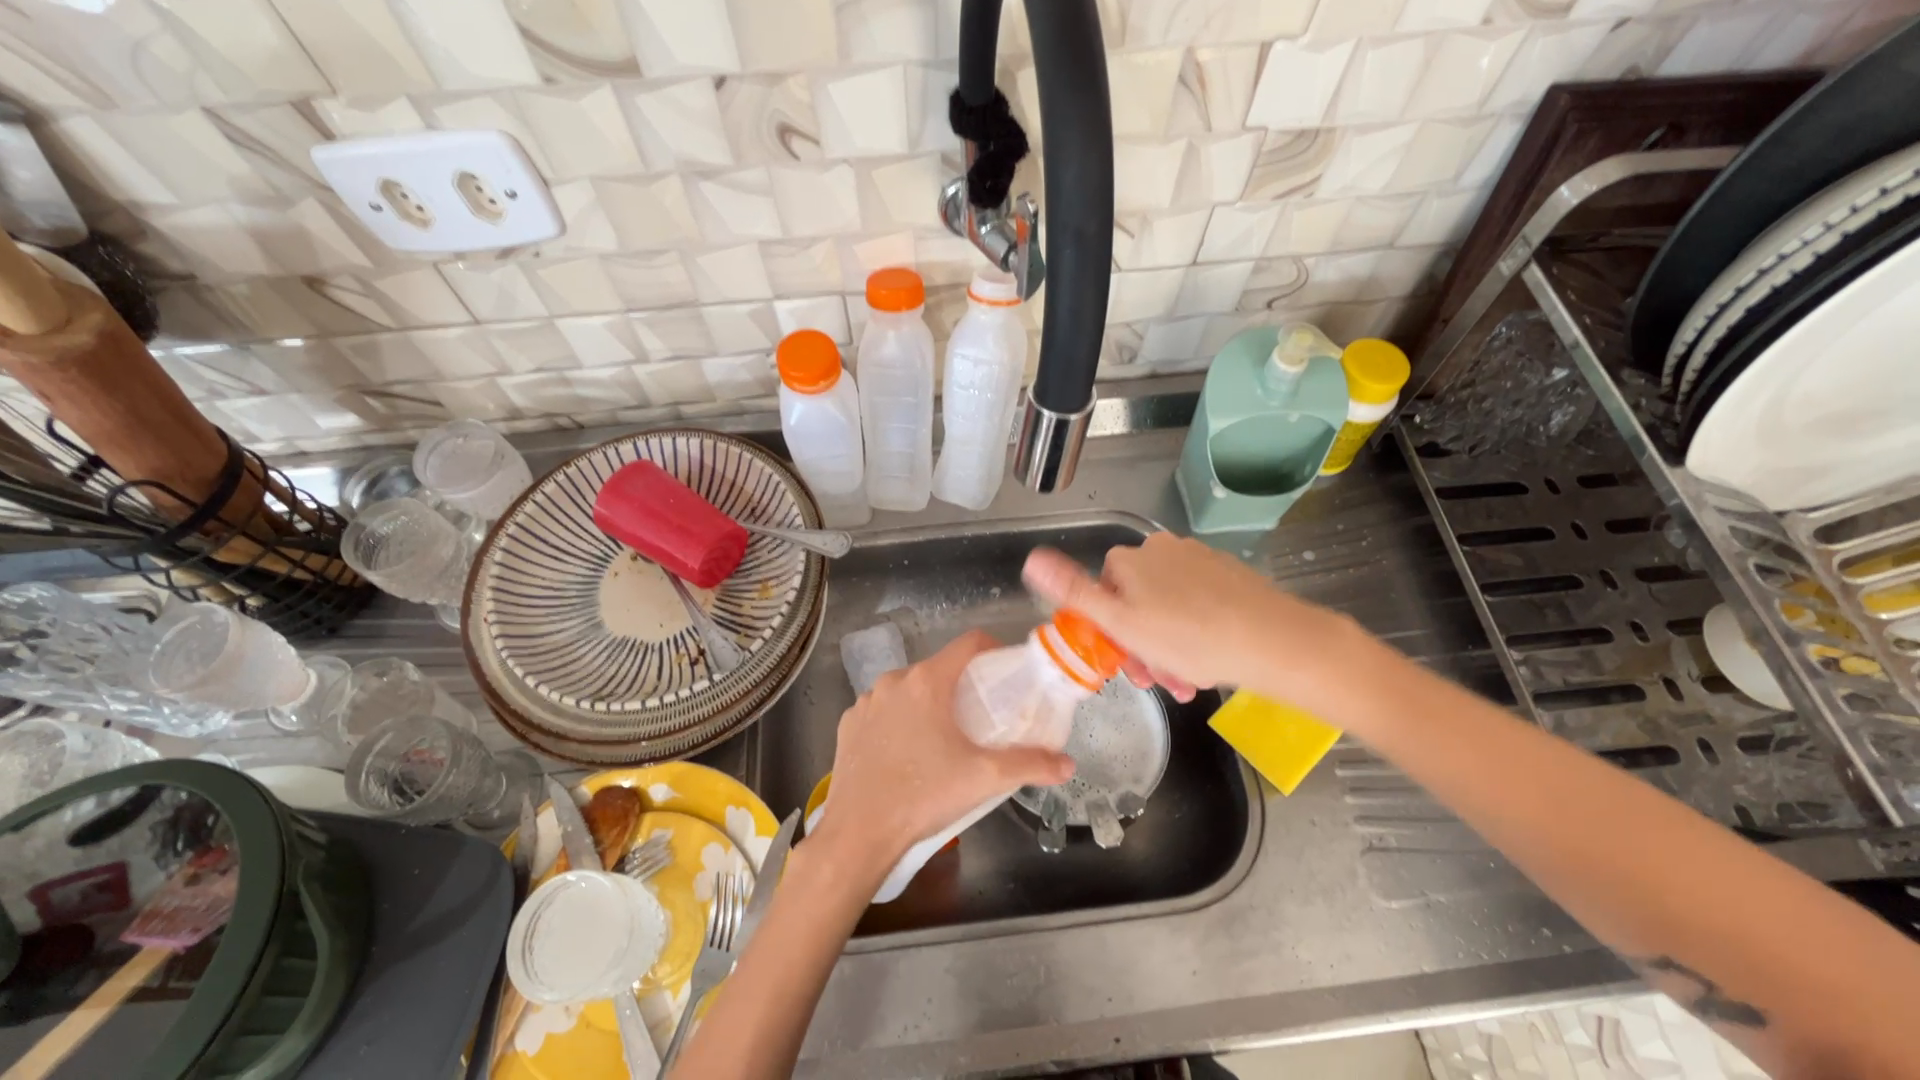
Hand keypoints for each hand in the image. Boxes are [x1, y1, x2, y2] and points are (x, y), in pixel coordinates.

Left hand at [815, 631, 1074, 876]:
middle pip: (938, 669)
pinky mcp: (848, 725)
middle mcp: (893, 682)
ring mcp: (865, 703)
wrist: (859, 833)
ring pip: (907, 690)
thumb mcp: (984, 779)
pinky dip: (899, 722)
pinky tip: (908, 753)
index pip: (968, 644)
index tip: (1008, 673)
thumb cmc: (924, 796)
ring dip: (929, 704)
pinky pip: (882, 712)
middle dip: (963, 685)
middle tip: (984, 715)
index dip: (993, 650)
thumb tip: (1067, 764)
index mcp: (926, 682)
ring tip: (946, 737)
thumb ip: (1030, 765)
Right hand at [1022, 533, 1362, 707]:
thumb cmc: (1188, 637)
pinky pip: (1199, 607)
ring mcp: (1200, 561)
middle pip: (1137, 604)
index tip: (1123, 664)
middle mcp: (1163, 550)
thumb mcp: (1121, 623)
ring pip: (1169, 610)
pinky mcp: (1230, 577)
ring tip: (1186, 685)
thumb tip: (1031, 559)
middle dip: (1142, 647)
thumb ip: (1074, 592)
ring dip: (1170, 650)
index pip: (1102, 593)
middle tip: (1158, 682)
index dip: (1108, 632)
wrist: (1270, 640)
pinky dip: (1197, 635)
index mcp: (1131, 559)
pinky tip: (1209, 664)